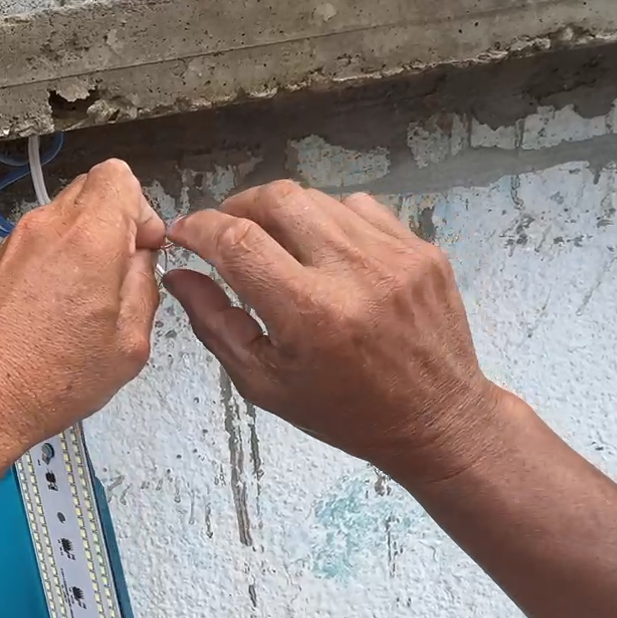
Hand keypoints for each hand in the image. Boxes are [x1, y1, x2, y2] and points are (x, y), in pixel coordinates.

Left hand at [0, 159, 165, 467]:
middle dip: (116, 222)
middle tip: (120, 272)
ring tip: (88, 298)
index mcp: (88, 238)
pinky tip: (59, 307)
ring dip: (86, 243)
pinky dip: (58, 259)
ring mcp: (17, 241)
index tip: (141, 249)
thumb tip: (141, 261)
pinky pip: (41, 240)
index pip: (119, 177)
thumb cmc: (48, 380)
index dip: (141, 211)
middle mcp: (48, 228)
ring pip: (66, 216)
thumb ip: (144, 286)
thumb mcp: (129, 343)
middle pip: (93, 190)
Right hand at [164, 181, 505, 485]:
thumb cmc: (341, 411)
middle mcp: (355, 273)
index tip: (183, 232)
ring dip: (280, 213)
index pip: (238, 242)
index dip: (199, 227)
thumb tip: (178, 274)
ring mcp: (395, 255)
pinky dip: (325, 218)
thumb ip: (213, 323)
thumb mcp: (262, 381)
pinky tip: (322, 251)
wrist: (438, 420)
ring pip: (315, 197)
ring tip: (273, 243)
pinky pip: (356, 207)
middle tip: (225, 232)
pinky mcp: (421, 248)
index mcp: (310, 314)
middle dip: (237, 207)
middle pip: (277, 199)